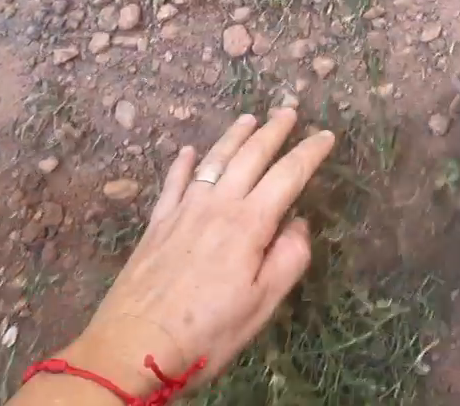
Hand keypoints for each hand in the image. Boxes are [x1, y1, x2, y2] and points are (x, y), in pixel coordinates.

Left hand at [57, 110, 335, 394]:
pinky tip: (187, 151)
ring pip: (214, 160)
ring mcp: (184, 210)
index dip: (310, 152)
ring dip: (234, 136)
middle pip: (251, 155)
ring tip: (249, 118)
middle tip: (289, 110)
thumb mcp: (261, 304)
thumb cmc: (206, 332)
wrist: (131, 350)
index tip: (327, 135)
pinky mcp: (157, 224)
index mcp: (250, 223)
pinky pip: (172, 183)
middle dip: (274, 130)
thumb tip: (299, 222)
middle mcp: (218, 205)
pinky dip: (182, 163)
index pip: (288, 175)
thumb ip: (288, 258)